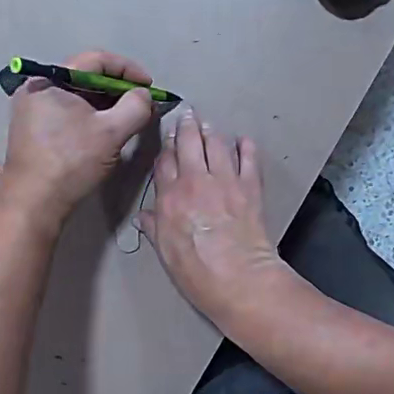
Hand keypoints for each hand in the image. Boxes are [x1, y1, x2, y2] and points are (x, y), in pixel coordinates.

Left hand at [0, 50, 153, 223]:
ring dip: (107, 104)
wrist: (34, 202)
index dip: (128, 69)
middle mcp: (36, 88)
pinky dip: (92, 116)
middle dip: (119, 89)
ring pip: (79, 97)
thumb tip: (144, 95)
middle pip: (87, 77)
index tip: (149, 85)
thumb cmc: (71, 161)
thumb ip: (136, 107)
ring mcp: (33, 110)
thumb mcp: (112, 131)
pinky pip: (70, 112)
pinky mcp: (35, 130)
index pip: (96, 60)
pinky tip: (107, 131)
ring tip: (129, 118)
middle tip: (142, 104)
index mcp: (50, 79)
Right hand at [137, 107, 288, 325]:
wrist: (239, 277)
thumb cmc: (198, 273)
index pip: (164, 163)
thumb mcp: (166, 253)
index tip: (167, 138)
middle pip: (189, 144)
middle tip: (187, 115)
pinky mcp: (250, 186)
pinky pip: (248, 158)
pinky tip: (243, 140)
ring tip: (208, 124)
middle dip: (186, 127)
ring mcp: (225, 181)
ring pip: (216, 145)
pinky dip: (245, 146)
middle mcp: (195, 182)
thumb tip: (144, 217)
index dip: (166, 148)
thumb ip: (155, 229)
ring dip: (211, 131)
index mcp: (170, 198)